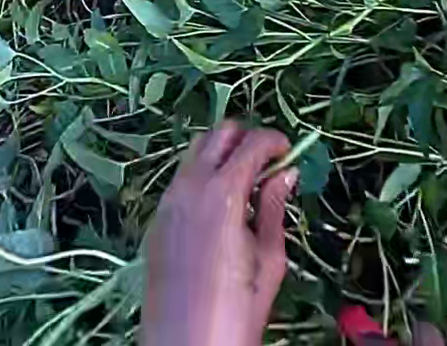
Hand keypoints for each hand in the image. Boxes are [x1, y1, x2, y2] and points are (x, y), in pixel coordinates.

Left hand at [143, 122, 297, 345]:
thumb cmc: (236, 313)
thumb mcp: (268, 262)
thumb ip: (274, 208)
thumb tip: (286, 172)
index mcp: (223, 193)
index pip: (252, 143)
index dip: (274, 141)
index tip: (288, 151)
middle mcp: (191, 184)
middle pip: (219, 134)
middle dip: (246, 138)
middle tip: (267, 160)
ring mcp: (169, 199)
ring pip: (196, 150)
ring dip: (222, 151)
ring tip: (244, 180)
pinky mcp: (157, 218)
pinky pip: (182, 177)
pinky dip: (203, 173)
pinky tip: (219, 203)